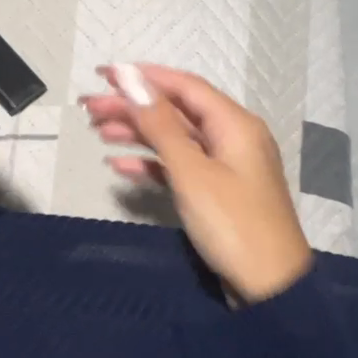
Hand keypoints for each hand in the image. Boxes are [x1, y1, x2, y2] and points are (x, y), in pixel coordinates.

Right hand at [81, 63, 314, 304]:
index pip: (183, 87)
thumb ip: (160, 125)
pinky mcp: (216, 194)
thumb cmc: (231, 224)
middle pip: (176, 112)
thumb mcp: (191, 172)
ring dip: (137, 135)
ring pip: (175, 141)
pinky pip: (179, 169)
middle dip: (133, 107)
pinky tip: (120, 167)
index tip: (104, 74)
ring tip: (98, 132)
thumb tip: (132, 80)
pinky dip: (151, 166)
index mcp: (234, 124)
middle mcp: (232, 138)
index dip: (143, 77)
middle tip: (89, 108)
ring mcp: (225, 167)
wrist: (268, 283)